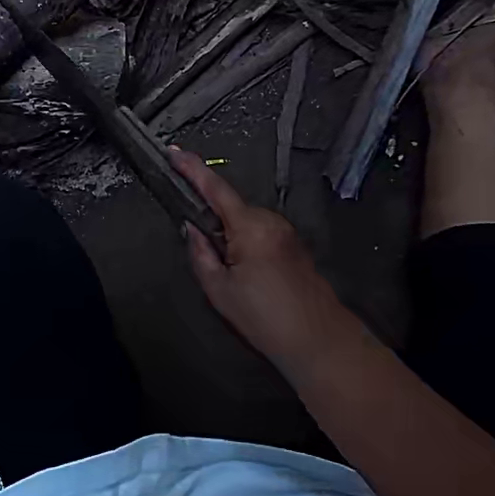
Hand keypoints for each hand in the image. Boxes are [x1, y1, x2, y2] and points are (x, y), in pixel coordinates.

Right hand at [171, 149, 357, 375]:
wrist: (321, 343)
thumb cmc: (265, 317)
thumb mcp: (219, 289)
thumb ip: (200, 252)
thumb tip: (192, 228)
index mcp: (250, 226)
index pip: (215, 189)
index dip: (192, 169)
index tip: (173, 152)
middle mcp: (270, 221)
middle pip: (230, 209)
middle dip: (212, 222)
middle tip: (205, 258)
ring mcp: (286, 232)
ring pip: (244, 224)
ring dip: (230, 238)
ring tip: (230, 278)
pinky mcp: (294, 246)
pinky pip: (259, 235)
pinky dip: (245, 246)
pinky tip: (248, 279)